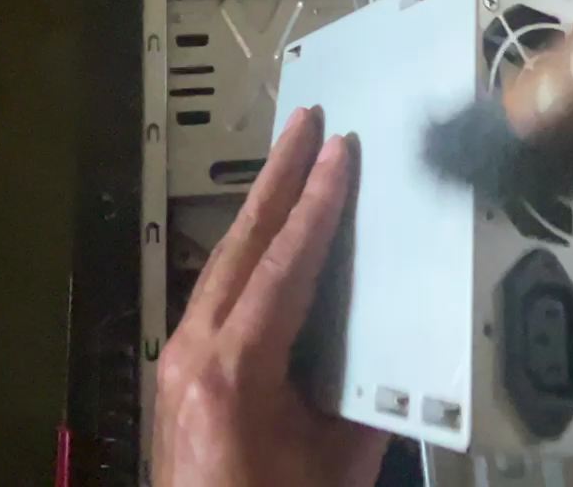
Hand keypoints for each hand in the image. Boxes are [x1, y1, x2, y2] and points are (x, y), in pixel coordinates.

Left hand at [153, 107, 387, 486]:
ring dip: (262, 203)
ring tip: (290, 155)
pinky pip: (219, 284)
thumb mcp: (337, 467)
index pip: (286, 264)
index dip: (318, 203)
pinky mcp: (179, 362)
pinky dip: (249, 244)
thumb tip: (393, 340)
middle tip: (304, 120)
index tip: (338, 150)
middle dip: (278, 174)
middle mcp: (196, 347)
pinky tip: (267, 225)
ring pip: (225, 256)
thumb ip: (367, 399)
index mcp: (237, 370)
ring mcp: (179, 352)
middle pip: (244, 240)